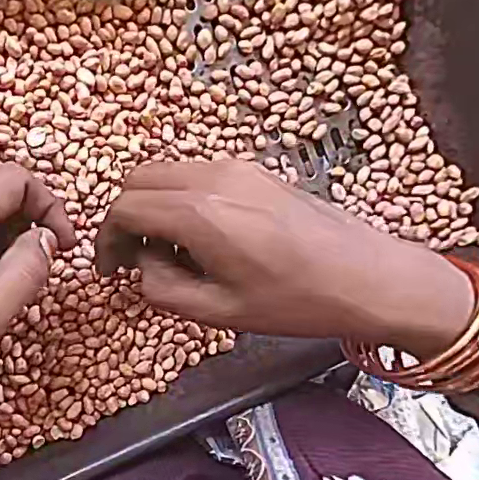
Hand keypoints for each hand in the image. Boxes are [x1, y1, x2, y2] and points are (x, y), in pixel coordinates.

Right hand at [96, 160, 474, 356]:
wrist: (372, 277)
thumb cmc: (296, 302)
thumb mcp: (218, 312)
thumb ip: (162, 288)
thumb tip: (143, 264)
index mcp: (199, 213)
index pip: (125, 208)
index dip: (106, 239)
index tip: (110, 270)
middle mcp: (213, 177)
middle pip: (139, 179)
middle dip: (124, 218)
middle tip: (132, 259)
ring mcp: (237, 167)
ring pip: (167, 173)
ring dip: (152, 207)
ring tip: (169, 253)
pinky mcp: (255, 170)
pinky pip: (196, 174)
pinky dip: (179, 199)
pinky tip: (201, 237)